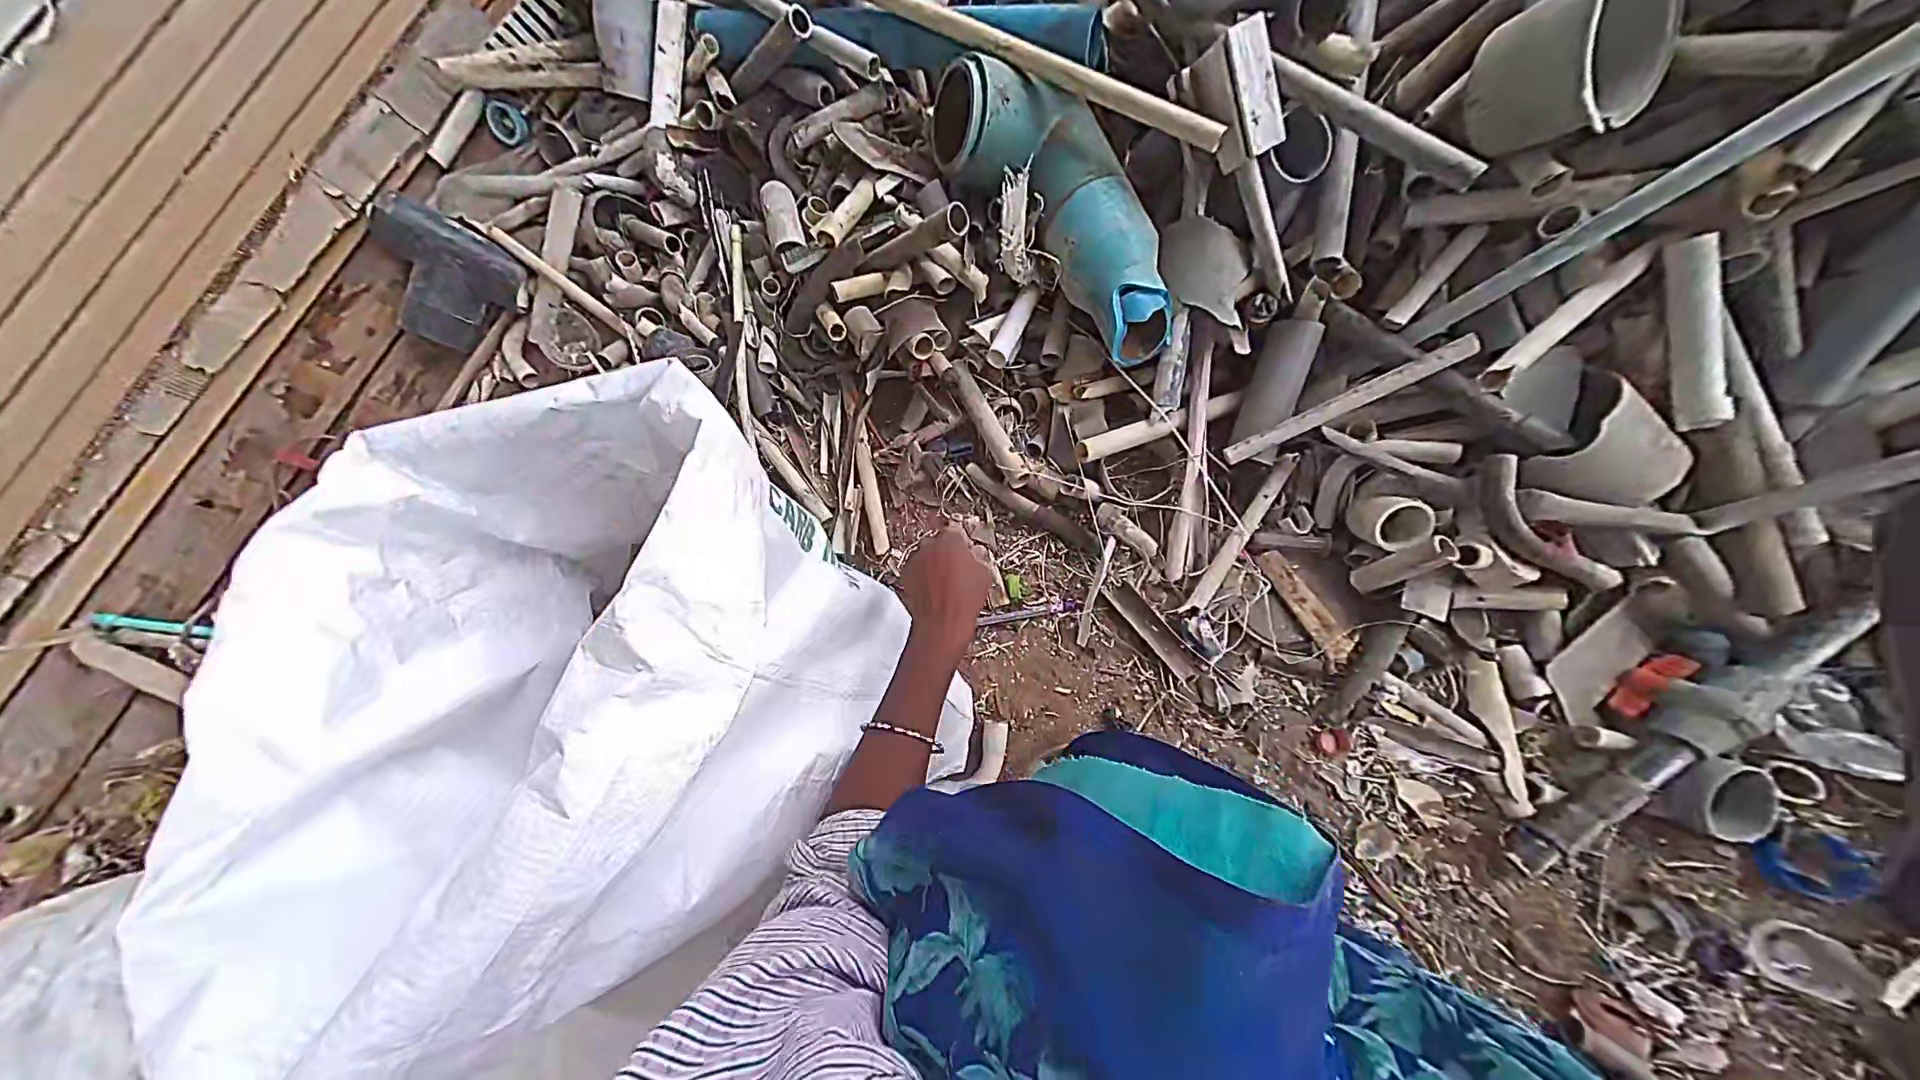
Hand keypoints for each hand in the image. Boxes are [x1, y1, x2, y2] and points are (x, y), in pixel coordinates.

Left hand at [899, 523, 993, 649]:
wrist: (942, 622)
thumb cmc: (964, 600)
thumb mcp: (984, 574)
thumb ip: (979, 556)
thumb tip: (976, 552)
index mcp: (951, 541)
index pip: (956, 532)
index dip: (962, 543)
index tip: (965, 551)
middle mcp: (930, 545)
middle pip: (939, 542)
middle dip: (946, 552)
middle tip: (955, 568)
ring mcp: (916, 558)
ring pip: (926, 555)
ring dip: (933, 563)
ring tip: (943, 582)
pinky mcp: (906, 573)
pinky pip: (916, 568)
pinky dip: (922, 574)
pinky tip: (932, 588)